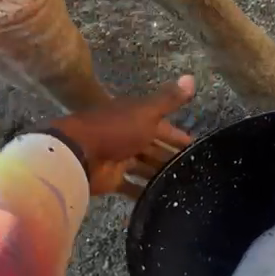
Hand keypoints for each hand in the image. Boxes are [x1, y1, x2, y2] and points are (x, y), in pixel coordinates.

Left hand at [47, 77, 194, 195]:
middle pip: (153, 147)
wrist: (78, 154)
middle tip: (193, 169)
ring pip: (145, 166)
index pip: (162, 126)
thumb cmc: (116, 129)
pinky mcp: (112, 178)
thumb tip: (192, 77)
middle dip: (171, 156)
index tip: (196, 146)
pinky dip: (144, 191)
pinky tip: (161, 198)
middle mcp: (127, 136)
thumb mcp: (147, 112)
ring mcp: (118, 158)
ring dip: (160, 174)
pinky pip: (132, 186)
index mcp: (135, 118)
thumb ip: (169, 99)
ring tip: (183, 185)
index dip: (178, 135)